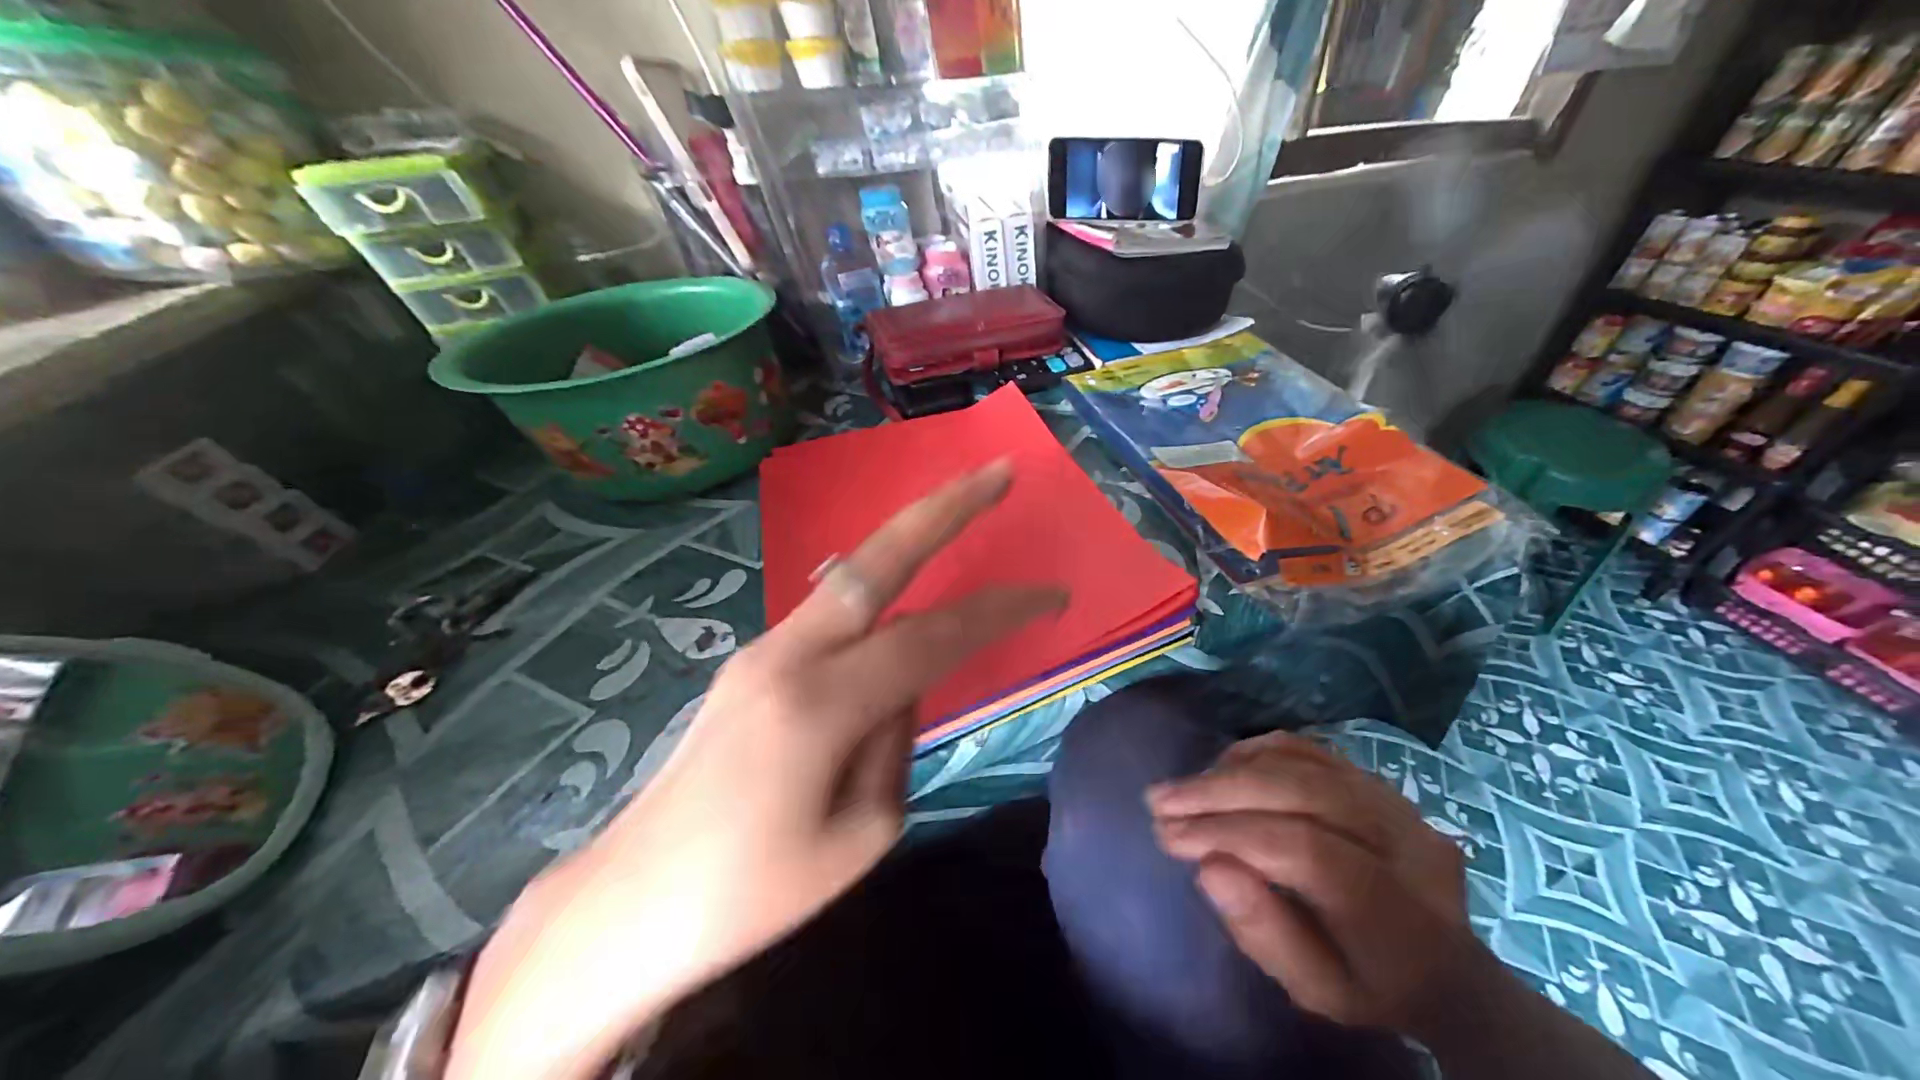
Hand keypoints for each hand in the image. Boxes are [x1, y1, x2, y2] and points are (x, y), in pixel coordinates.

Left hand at [446, 460, 1066, 1079]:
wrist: (632, 904)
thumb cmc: (752, 896)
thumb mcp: (861, 834)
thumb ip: (896, 741)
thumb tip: (904, 684)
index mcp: (819, 707)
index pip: (931, 638)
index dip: (998, 610)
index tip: (1053, 593)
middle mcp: (785, 656)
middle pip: (876, 563)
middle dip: (942, 510)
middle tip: (998, 473)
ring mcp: (758, 652)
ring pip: (849, 581)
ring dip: (908, 544)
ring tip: (960, 514)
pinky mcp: (748, 663)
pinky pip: (827, 616)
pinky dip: (876, 595)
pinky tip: (902, 601)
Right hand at [1147, 732, 1488, 1042]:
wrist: (1447, 969)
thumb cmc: (1370, 985)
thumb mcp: (1317, 990)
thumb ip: (1264, 932)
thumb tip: (1208, 865)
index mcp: (1396, 909)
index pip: (1305, 850)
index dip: (1229, 834)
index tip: (1168, 837)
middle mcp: (1405, 843)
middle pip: (1303, 792)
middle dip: (1220, 792)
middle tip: (1160, 801)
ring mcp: (1396, 803)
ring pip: (1304, 764)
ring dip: (1232, 769)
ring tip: (1183, 788)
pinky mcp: (1379, 781)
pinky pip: (1313, 750)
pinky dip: (1259, 752)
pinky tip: (1223, 768)